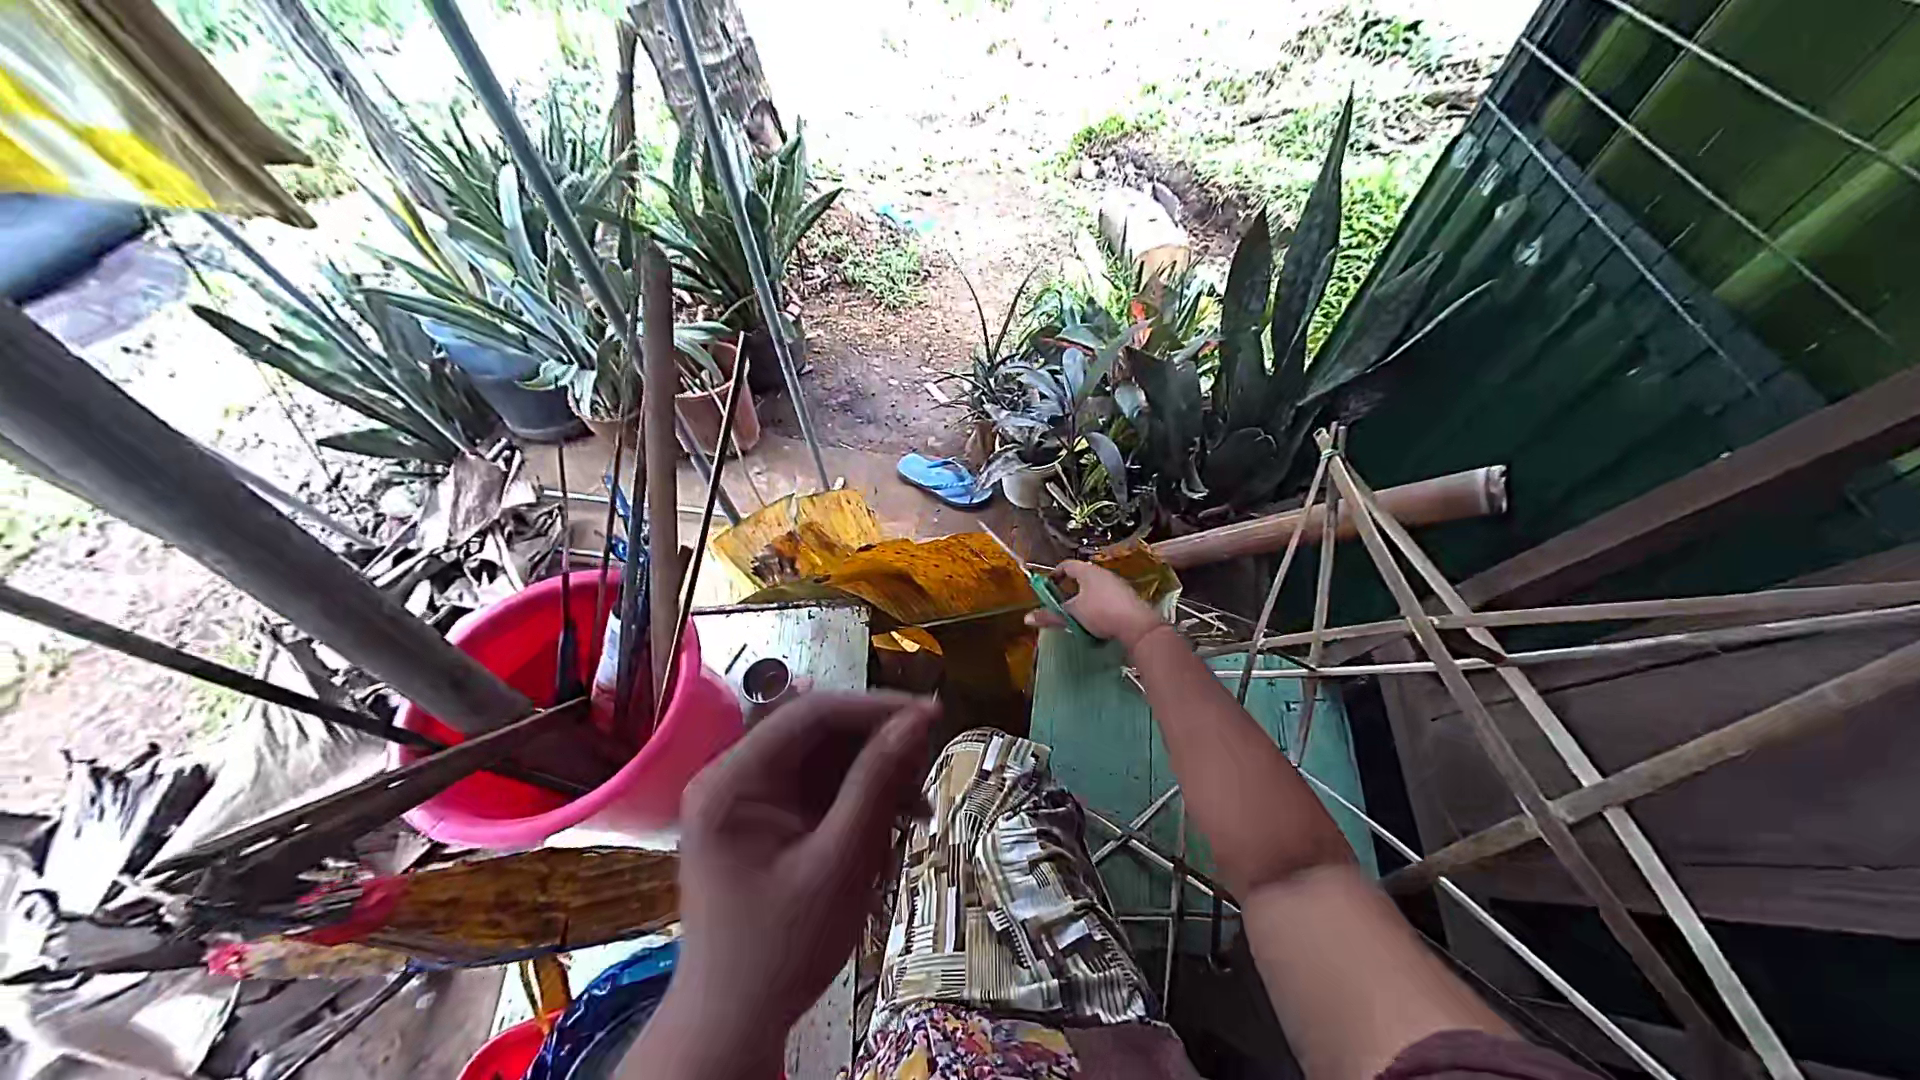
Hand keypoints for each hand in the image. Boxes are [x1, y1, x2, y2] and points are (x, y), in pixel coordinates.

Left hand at [649, 691, 937, 1070]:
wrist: (736, 1024)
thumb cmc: (782, 950)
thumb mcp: (839, 863)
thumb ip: (876, 784)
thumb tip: (918, 720)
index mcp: (731, 781)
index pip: (810, 715)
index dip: (874, 708)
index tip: (930, 715)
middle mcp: (736, 775)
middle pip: (819, 732)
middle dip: (878, 744)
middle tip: (928, 763)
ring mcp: (752, 796)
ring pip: (828, 757)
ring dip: (876, 772)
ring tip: (917, 800)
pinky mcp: (771, 815)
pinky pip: (824, 786)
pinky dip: (862, 797)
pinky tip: (898, 819)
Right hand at [1024, 559, 1166, 648]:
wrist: (1137, 626)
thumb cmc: (1100, 613)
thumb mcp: (1072, 615)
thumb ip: (1050, 616)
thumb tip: (1027, 618)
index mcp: (1087, 572)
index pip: (1067, 565)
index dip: (1055, 573)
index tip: (1048, 585)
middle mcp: (1103, 573)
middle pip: (1081, 576)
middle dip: (1069, 588)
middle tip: (1060, 601)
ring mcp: (1117, 584)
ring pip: (1095, 587)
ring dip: (1084, 597)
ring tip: (1077, 613)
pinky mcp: (1127, 597)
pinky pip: (1106, 597)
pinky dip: (1097, 604)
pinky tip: (1095, 619)